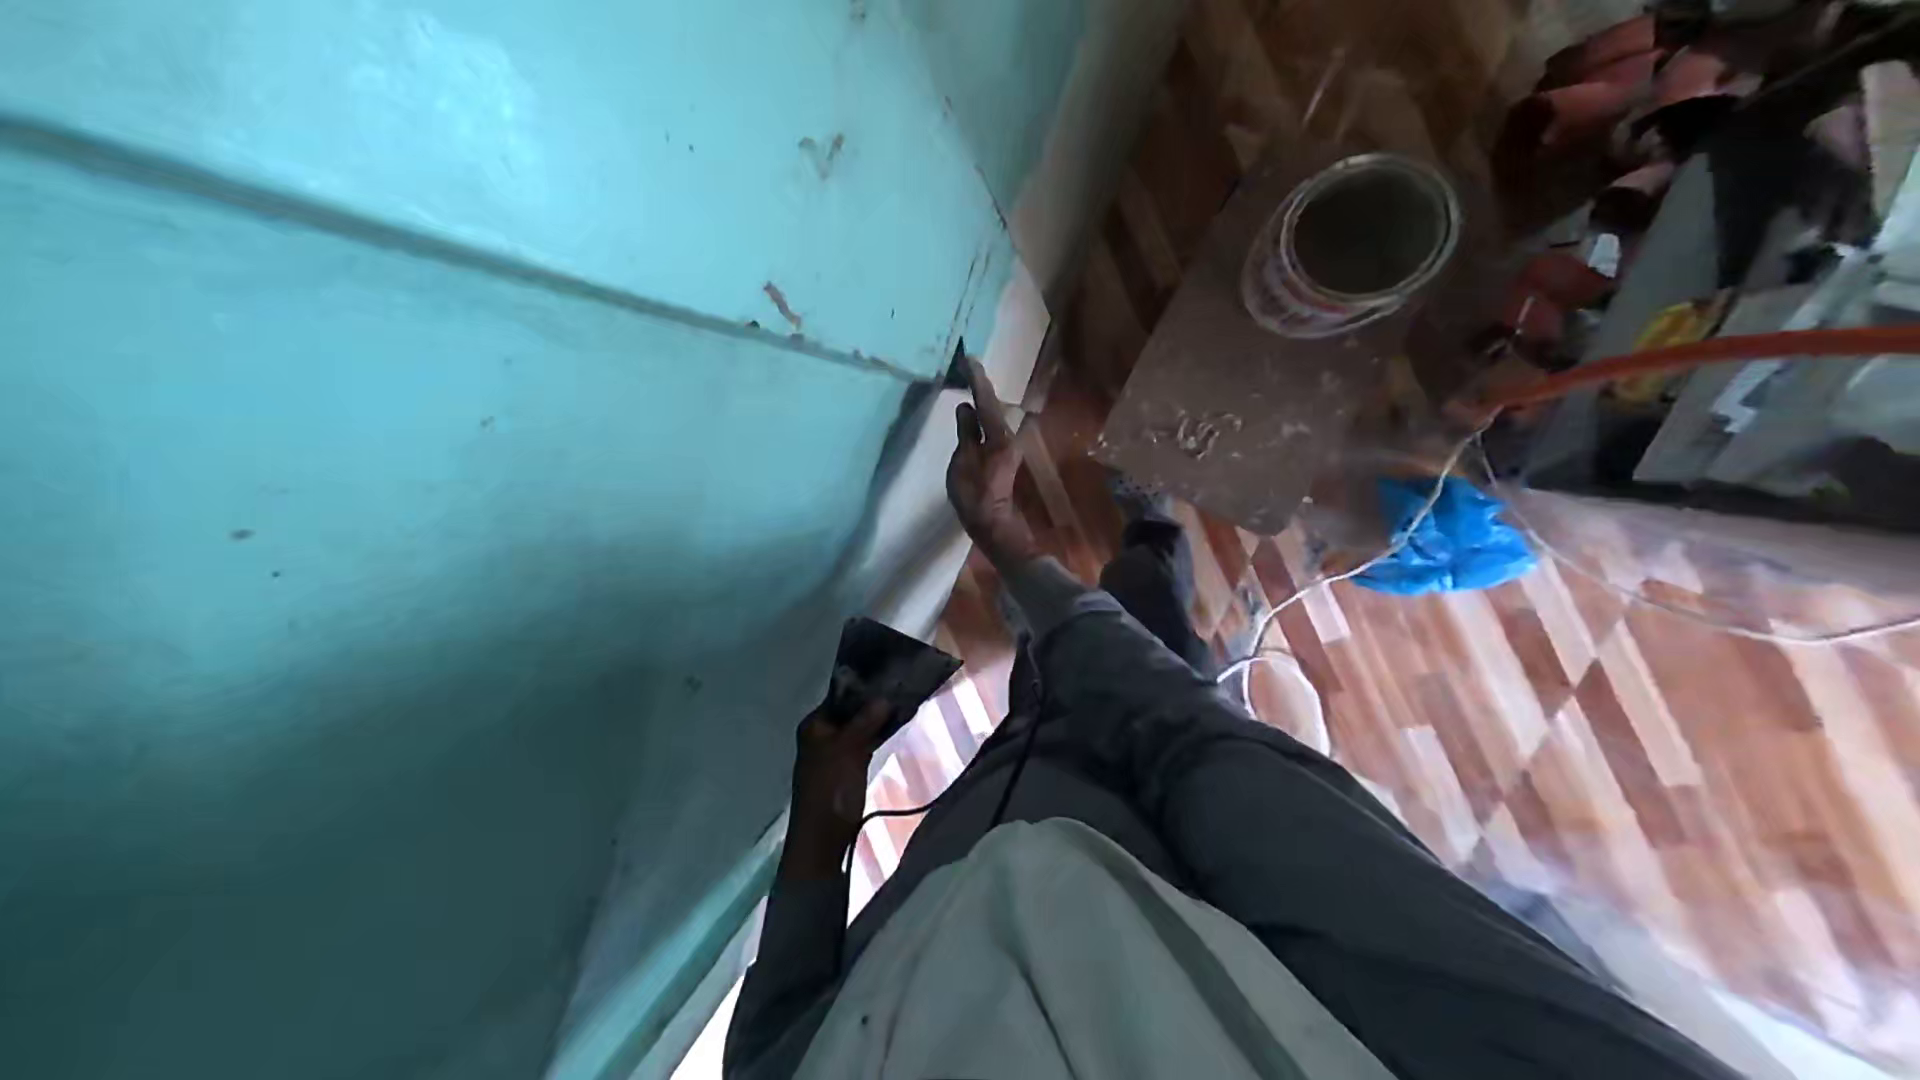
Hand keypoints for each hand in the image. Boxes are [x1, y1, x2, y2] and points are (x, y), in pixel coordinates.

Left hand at [781, 699, 893, 879]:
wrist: (823, 839)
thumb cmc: (830, 789)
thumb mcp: (847, 750)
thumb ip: (865, 721)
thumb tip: (884, 697)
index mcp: (814, 726)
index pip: (840, 696)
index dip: (862, 685)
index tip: (889, 672)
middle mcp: (824, 735)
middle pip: (851, 711)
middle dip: (874, 701)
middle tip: (903, 684)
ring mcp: (837, 752)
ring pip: (861, 727)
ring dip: (879, 717)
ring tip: (907, 699)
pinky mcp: (850, 767)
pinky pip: (866, 743)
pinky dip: (880, 734)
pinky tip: (900, 723)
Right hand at [945, 356, 1036, 562]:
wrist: (990, 521)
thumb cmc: (973, 493)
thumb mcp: (963, 460)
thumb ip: (966, 431)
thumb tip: (966, 406)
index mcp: (999, 435)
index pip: (986, 400)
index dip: (976, 379)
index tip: (968, 359)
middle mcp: (1008, 436)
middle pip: (992, 404)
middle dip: (980, 385)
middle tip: (966, 366)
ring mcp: (1008, 444)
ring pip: (993, 414)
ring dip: (981, 399)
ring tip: (968, 381)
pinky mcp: (1004, 452)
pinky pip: (991, 425)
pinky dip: (982, 413)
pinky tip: (973, 409)